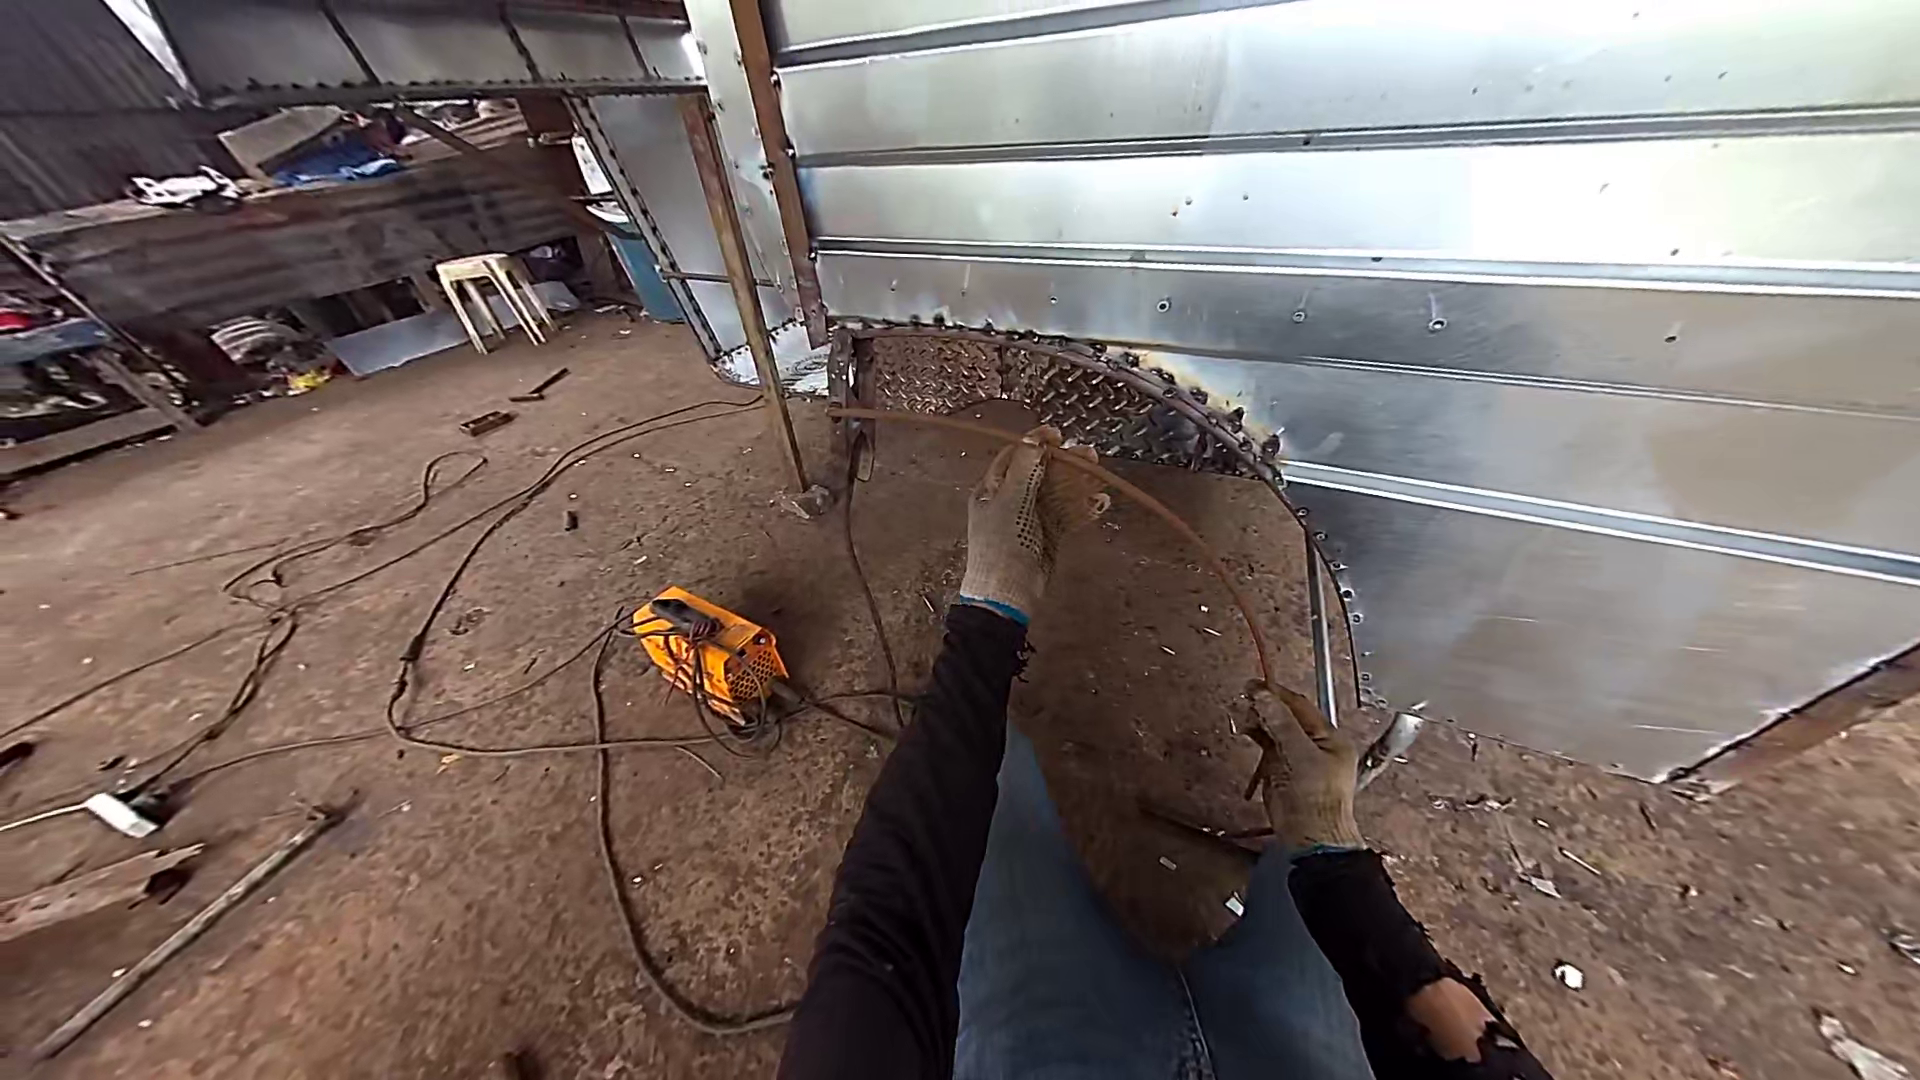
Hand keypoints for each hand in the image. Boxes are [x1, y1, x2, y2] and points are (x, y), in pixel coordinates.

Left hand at [958, 426, 1108, 622]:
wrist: (1008, 592)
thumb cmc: (1002, 544)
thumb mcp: (1010, 501)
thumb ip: (1024, 470)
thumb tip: (1033, 439)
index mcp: (993, 489)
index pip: (1016, 457)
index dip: (1035, 443)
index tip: (1057, 435)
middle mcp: (1012, 500)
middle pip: (1041, 473)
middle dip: (1064, 463)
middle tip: (1088, 454)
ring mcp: (1031, 518)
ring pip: (1057, 493)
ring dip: (1077, 483)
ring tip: (1097, 473)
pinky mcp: (1048, 534)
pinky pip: (1067, 515)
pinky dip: (1082, 508)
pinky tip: (1099, 502)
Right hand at [1245, 680, 1363, 851]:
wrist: (1308, 834)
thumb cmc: (1315, 798)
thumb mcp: (1300, 754)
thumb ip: (1281, 722)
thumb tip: (1262, 695)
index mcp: (1329, 738)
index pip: (1300, 706)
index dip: (1277, 694)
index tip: (1254, 685)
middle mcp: (1313, 743)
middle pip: (1285, 714)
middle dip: (1265, 705)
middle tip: (1244, 698)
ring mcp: (1295, 754)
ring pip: (1273, 725)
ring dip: (1257, 717)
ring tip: (1242, 714)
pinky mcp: (1279, 764)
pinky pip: (1265, 740)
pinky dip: (1254, 731)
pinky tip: (1244, 727)